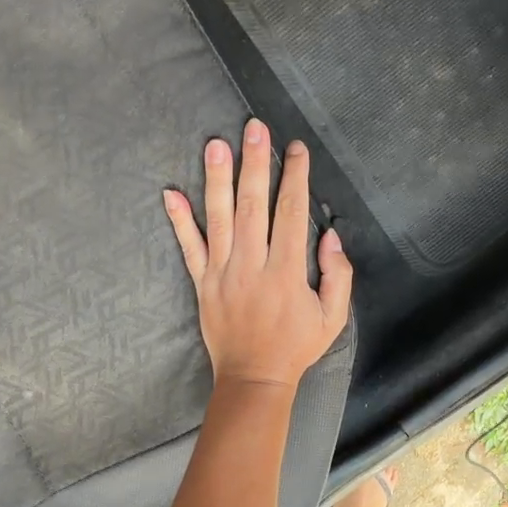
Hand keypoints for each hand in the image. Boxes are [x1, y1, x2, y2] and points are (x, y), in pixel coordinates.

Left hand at [164, 118, 352, 388]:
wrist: (253, 378)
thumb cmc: (296, 346)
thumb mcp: (333, 318)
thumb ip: (338, 277)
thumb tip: (331, 237)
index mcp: (286, 272)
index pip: (291, 214)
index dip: (295, 178)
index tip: (296, 150)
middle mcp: (252, 265)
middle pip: (253, 206)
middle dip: (256, 164)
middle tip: (254, 128)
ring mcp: (223, 273)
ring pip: (218, 218)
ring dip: (217, 179)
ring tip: (216, 144)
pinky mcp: (203, 283)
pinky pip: (189, 248)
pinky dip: (179, 221)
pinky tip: (170, 193)